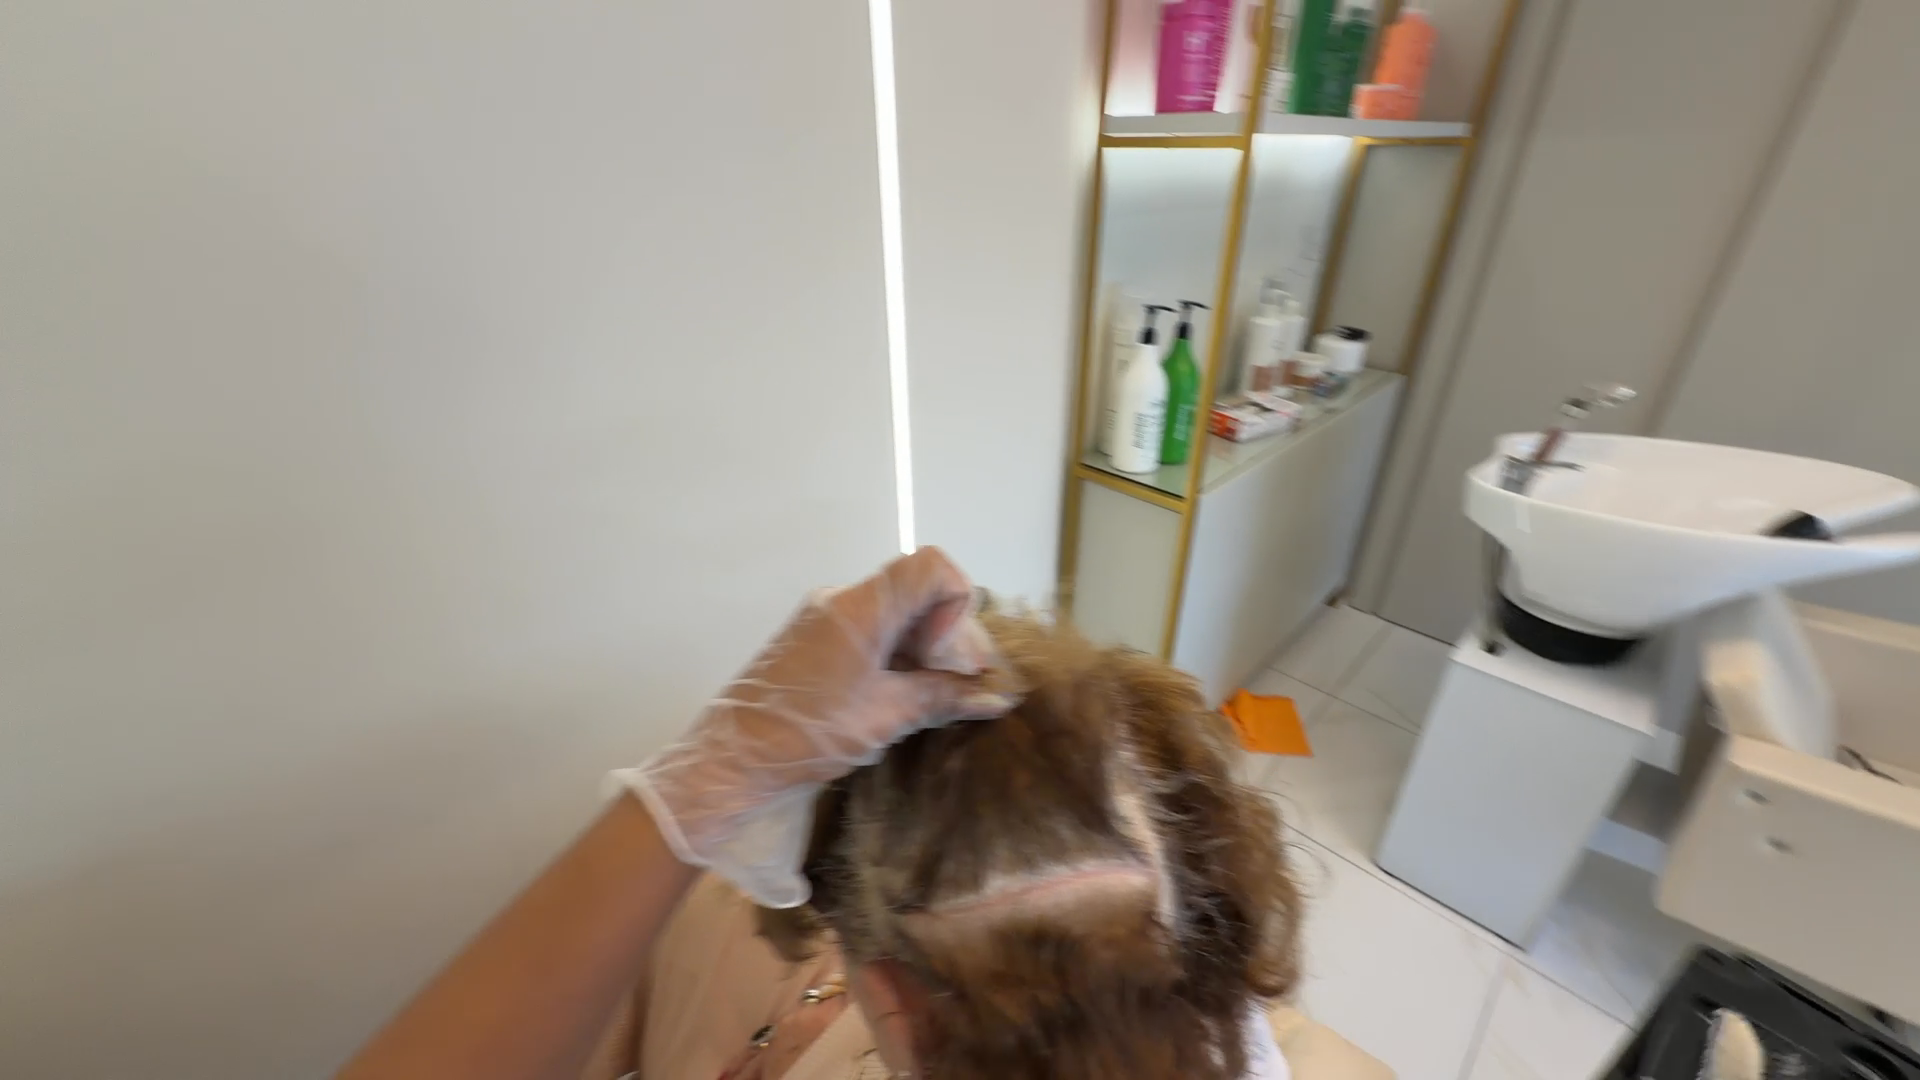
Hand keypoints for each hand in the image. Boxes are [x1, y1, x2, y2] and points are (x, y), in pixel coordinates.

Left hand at [611, 548, 1014, 906]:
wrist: (730, 761)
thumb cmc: (808, 736)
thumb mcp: (885, 717)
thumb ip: (944, 697)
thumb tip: (998, 697)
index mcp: (859, 607)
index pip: (930, 565)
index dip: (956, 603)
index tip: (946, 654)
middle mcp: (841, 598)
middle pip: (916, 587)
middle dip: (945, 631)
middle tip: (954, 683)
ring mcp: (824, 614)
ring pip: (895, 608)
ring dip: (922, 644)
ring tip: (926, 693)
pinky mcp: (814, 635)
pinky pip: (871, 624)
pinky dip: (895, 649)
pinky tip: (897, 690)